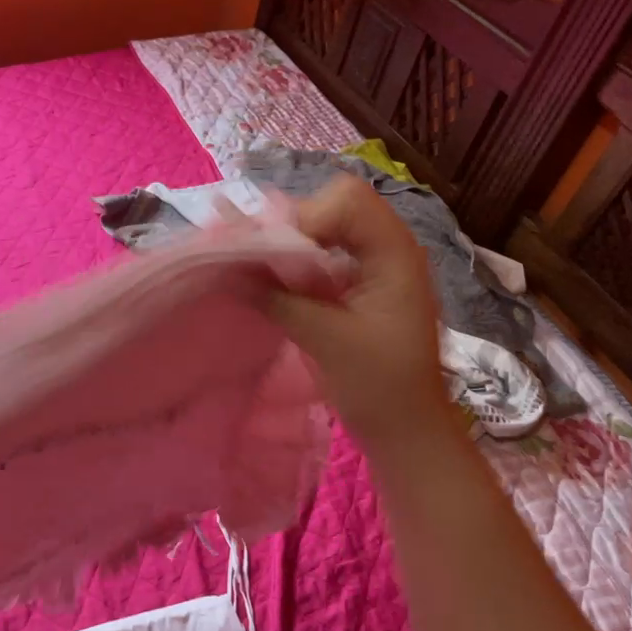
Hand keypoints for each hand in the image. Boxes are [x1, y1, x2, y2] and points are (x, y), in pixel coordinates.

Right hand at [268, 175, 450, 451]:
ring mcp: (373, 265)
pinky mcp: (357, 285)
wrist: (405, 430)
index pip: (345, 200)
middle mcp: (386, 247)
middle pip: (331, 206)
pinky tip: (269, 282)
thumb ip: (276, 297)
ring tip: (257, 270)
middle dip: (290, 228)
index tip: (275, 257)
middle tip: (259, 261)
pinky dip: (293, 263)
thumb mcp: (323, 338)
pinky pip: (321, 255)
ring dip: (288, 246)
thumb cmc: (378, 386)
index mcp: (394, 253)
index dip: (304, 218)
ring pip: (322, 229)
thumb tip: (226, 269)